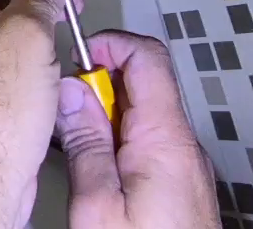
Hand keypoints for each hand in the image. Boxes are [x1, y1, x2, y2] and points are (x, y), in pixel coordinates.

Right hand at [56, 31, 217, 227]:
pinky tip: (94, 172)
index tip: (75, 62)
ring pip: (142, 114)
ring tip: (75, 147)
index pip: (147, 57)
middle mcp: (183, 147)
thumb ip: (85, 141)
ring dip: (106, 116)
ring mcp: (186, 169)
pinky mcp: (181, 189)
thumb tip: (72, 88)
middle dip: (99, 86)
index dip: (110, 45)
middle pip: (143, 83)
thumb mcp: (98, 208)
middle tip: (66, 113)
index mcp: (166, 140)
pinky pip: (148, 143)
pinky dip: (118, 141)